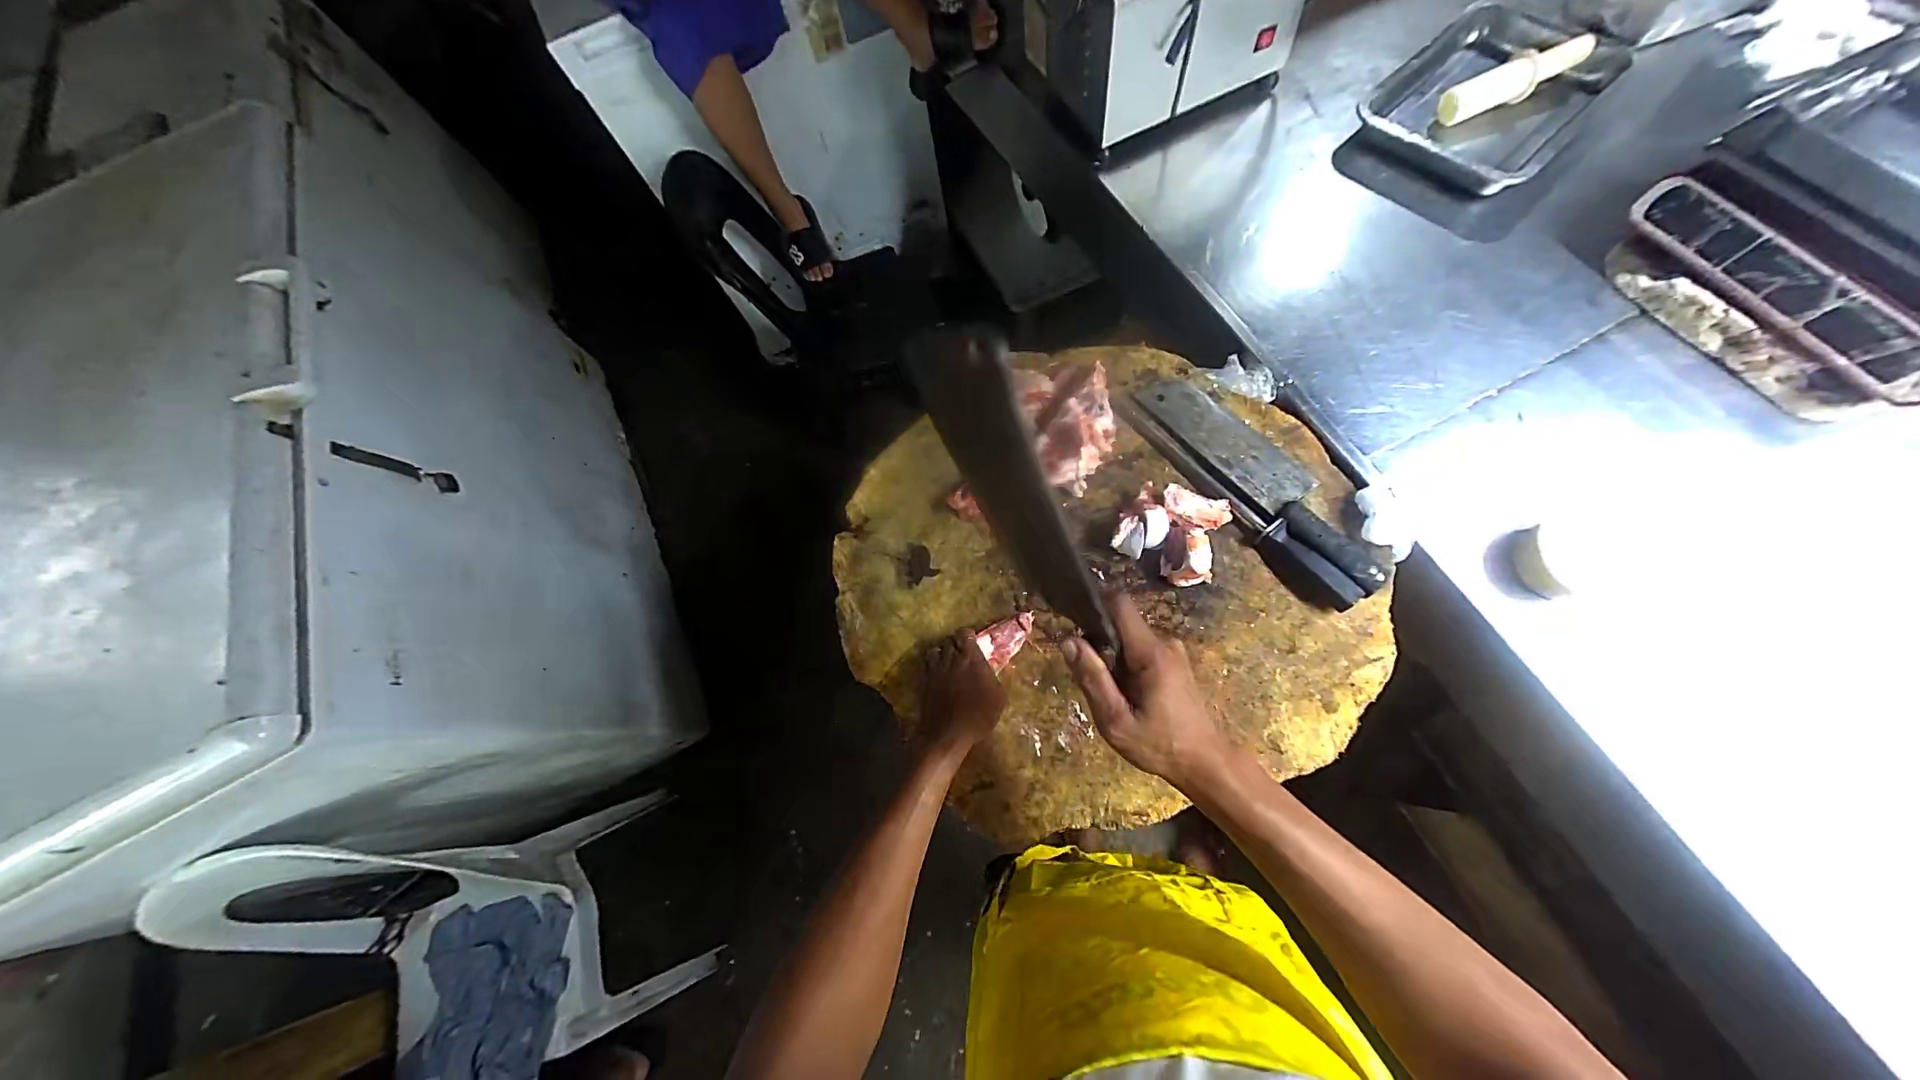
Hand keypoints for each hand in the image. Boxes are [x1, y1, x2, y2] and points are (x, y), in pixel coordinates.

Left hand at [920, 632, 1007, 759]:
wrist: (948, 733)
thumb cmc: (979, 716)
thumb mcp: (998, 697)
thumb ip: (993, 677)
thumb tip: (989, 670)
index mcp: (971, 658)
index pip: (965, 634)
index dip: (968, 637)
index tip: (972, 644)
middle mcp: (951, 658)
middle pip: (948, 640)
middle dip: (955, 644)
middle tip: (962, 655)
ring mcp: (935, 669)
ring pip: (935, 650)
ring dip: (942, 654)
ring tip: (948, 663)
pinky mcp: (923, 680)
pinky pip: (926, 665)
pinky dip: (932, 665)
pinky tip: (938, 675)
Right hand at [1060, 592, 1233, 790]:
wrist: (1206, 763)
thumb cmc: (1160, 745)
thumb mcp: (1116, 720)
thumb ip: (1092, 679)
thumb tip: (1068, 641)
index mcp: (1151, 652)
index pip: (1119, 604)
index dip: (1093, 603)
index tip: (1072, 618)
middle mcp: (1165, 642)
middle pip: (1121, 623)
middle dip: (1099, 642)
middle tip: (1089, 676)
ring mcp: (1173, 651)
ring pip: (1129, 639)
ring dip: (1113, 658)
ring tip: (1109, 692)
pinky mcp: (1175, 662)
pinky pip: (1141, 651)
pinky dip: (1126, 665)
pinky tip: (1126, 695)